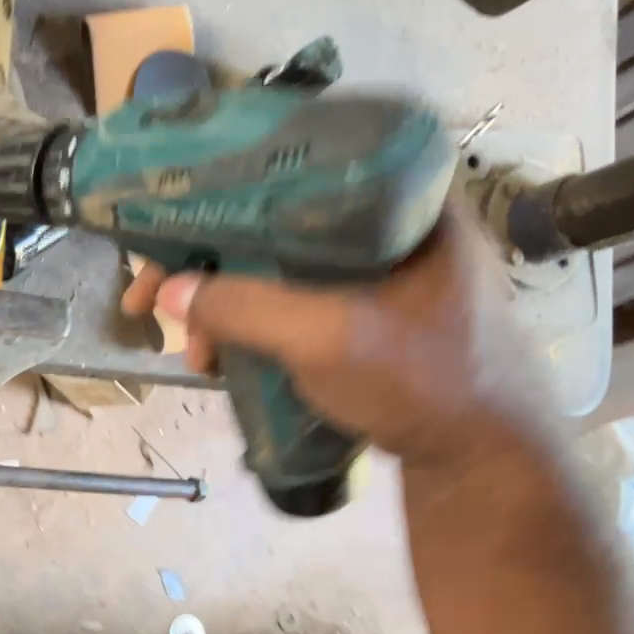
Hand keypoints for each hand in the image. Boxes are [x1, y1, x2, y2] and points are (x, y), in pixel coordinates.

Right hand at [144, 204, 549, 468]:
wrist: (482, 457)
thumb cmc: (423, 383)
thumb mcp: (328, 339)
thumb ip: (247, 309)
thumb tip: (169, 291)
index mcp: (398, 202)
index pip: (289, 176)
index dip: (216, 204)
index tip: (165, 238)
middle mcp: (383, 226)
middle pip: (269, 229)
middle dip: (205, 272)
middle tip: (151, 305)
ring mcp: (373, 273)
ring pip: (273, 272)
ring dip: (221, 309)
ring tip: (196, 357)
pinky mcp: (361, 313)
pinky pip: (287, 304)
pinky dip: (248, 327)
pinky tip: (222, 360)